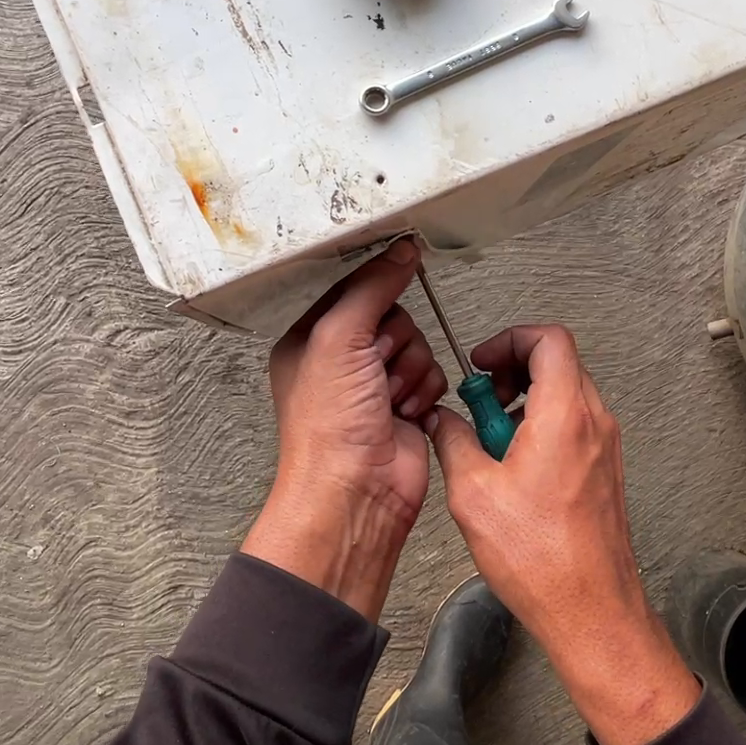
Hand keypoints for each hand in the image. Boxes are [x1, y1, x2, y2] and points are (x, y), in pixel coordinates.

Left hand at [241, 239, 448, 621]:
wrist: (357, 492)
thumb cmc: (327, 429)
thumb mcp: (338, 338)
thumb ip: (371, 288)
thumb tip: (400, 252)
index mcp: (311, 341)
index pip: (354, 290)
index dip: (377, 286)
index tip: (397, 274)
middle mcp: (342, 361)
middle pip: (394, 317)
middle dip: (394, 341)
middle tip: (376, 366)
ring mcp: (374, 386)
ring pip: (418, 345)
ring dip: (411, 370)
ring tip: (388, 398)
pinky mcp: (405, 406)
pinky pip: (434, 374)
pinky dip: (425, 392)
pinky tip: (406, 412)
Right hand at [426, 326, 697, 744]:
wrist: (592, 611)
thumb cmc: (542, 559)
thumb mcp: (473, 493)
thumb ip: (454, 441)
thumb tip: (444, 420)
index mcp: (565, 415)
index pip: (549, 339)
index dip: (510, 339)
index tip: (481, 364)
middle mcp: (594, 422)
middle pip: (558, 362)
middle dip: (513, 370)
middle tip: (482, 399)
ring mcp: (603, 445)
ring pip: (565, 392)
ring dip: (525, 400)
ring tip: (492, 439)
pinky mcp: (603, 468)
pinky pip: (573, 423)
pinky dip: (541, 425)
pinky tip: (513, 465)